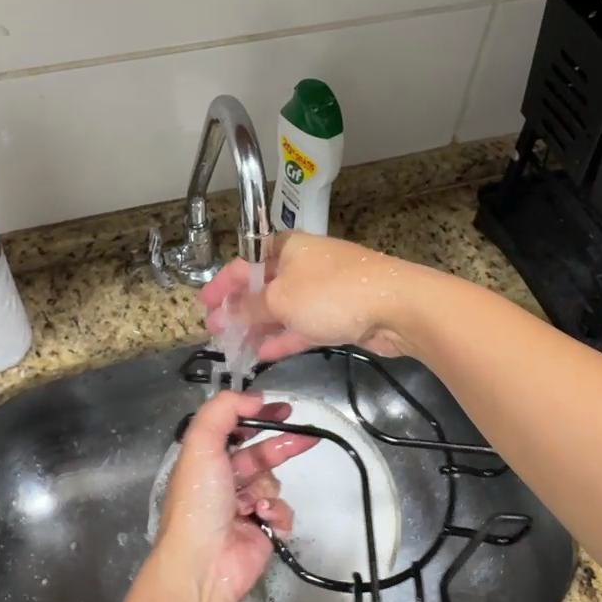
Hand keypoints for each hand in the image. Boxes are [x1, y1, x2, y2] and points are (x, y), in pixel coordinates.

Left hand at [152, 390, 318, 601]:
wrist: (203, 563)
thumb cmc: (199, 500)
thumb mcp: (201, 443)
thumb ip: (225, 410)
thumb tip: (255, 398)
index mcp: (205, 458)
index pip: (234, 428)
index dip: (257, 415)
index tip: (282, 408)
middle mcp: (223, 480)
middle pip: (259, 453)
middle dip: (281, 444)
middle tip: (307, 435)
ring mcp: (243, 506)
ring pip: (272, 482)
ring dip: (268, 488)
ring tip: (255, 503)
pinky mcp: (262, 530)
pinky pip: (282, 511)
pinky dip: (277, 513)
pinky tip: (264, 519)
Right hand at [199, 232, 421, 362]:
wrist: (396, 306)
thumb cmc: (332, 292)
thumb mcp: (281, 299)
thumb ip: (251, 308)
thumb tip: (228, 312)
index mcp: (287, 247)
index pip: (245, 263)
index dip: (222, 284)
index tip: (204, 304)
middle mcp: (304, 264)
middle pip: (263, 287)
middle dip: (239, 309)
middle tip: (216, 330)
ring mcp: (322, 291)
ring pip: (282, 310)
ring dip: (259, 327)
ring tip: (235, 347)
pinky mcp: (338, 315)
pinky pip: (303, 326)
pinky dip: (284, 337)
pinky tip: (264, 353)